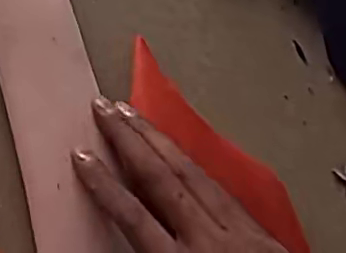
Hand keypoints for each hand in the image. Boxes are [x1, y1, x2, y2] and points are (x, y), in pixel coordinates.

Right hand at [73, 96, 290, 252]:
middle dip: (126, 139)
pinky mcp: (264, 236)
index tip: (80, 155)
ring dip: (155, 138)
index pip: (134, 218)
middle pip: (159, 179)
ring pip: (189, 173)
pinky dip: (190, 161)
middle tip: (102, 106)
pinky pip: (218, 186)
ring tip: (130, 111)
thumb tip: (119, 245)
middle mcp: (209, 245)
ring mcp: (240, 236)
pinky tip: (177, 147)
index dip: (103, 184)